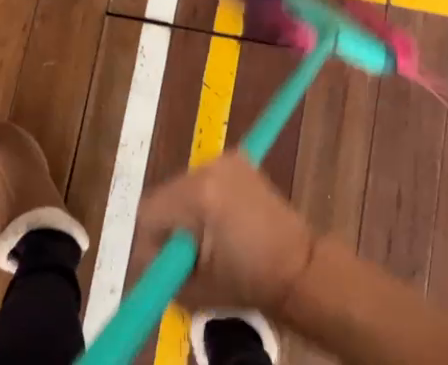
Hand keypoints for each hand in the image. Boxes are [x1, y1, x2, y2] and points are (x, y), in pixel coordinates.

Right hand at [130, 157, 315, 310]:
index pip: (149, 212)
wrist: (299, 266)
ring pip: (184, 188)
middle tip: (191, 255)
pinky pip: (204, 181)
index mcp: (200, 195)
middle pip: (167, 196)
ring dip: (188, 213)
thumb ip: (160, 270)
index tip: (171, 263)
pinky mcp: (239, 161)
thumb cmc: (249, 281)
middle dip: (171, 226)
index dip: (153, 242)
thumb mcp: (194, 287)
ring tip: (213, 240)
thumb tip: (149, 257)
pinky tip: (224, 223)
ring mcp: (227, 160)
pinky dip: (204, 201)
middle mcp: (210, 167)